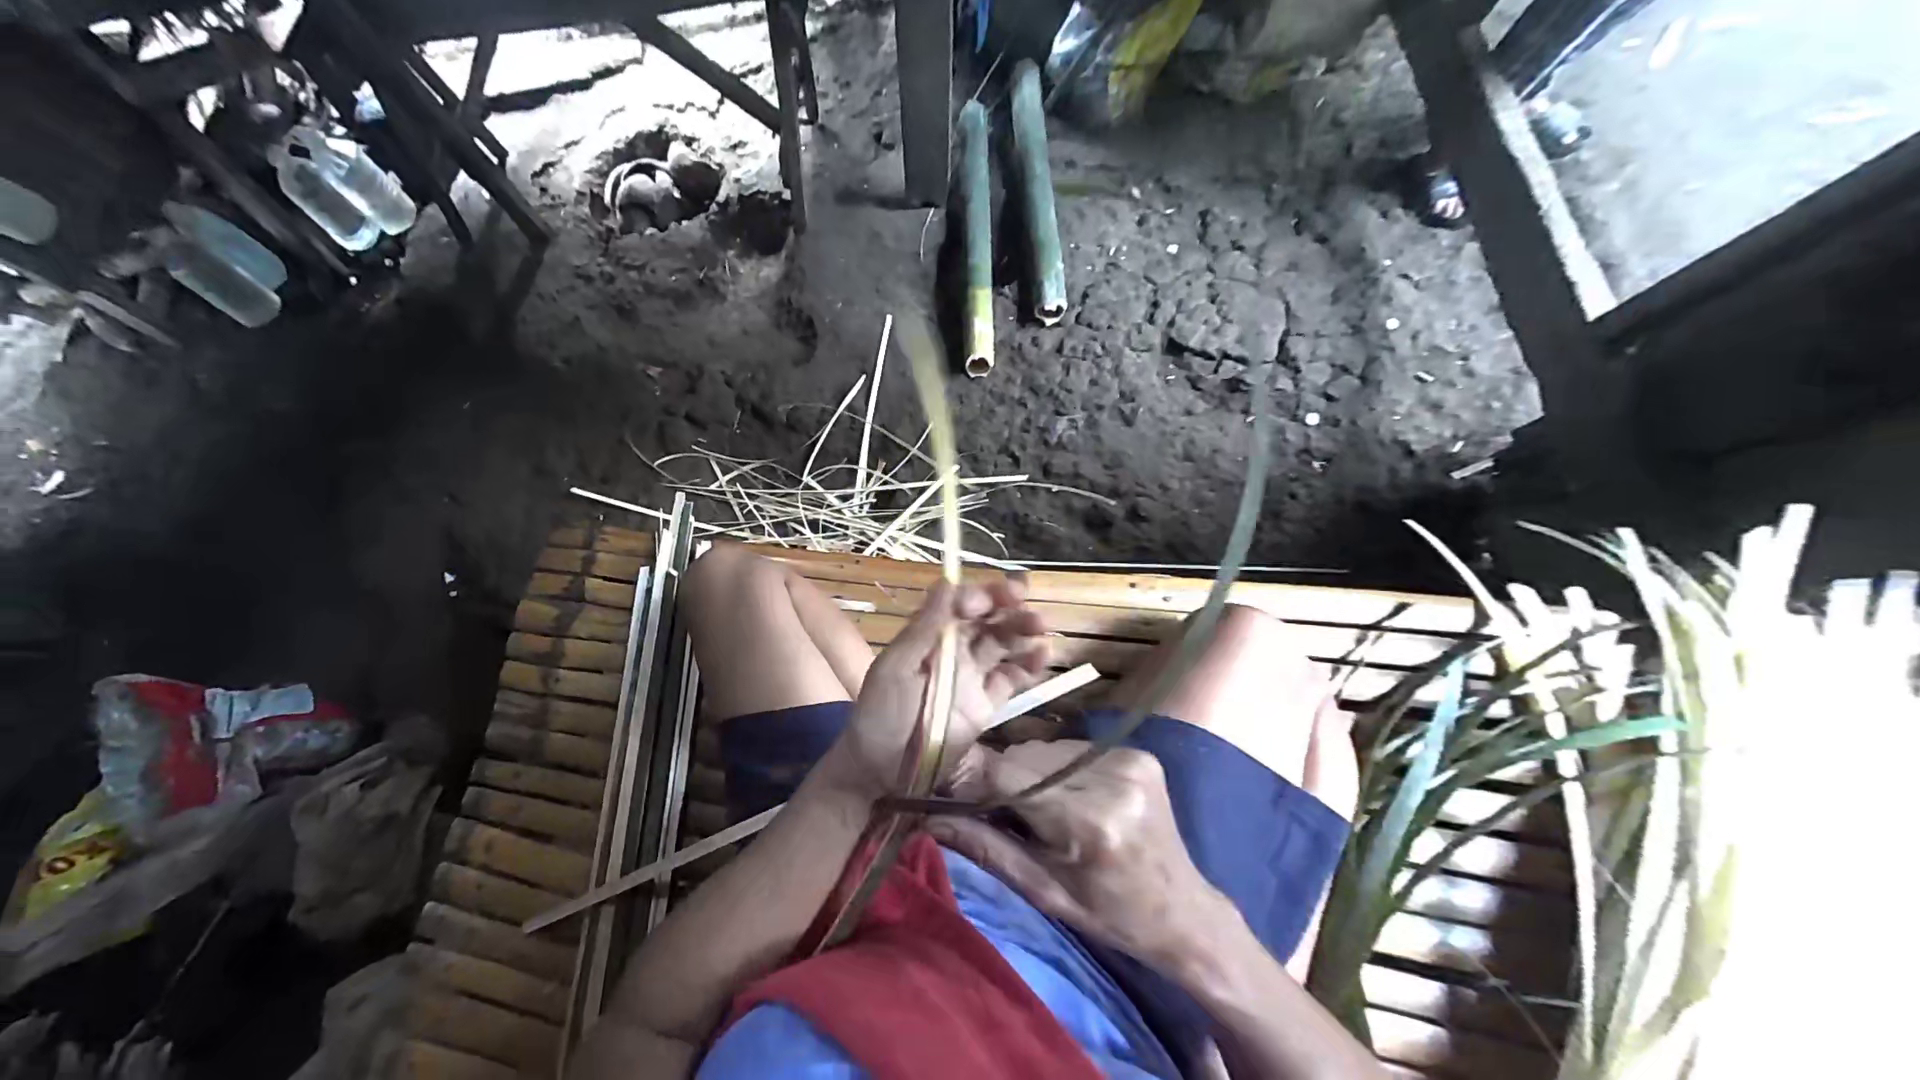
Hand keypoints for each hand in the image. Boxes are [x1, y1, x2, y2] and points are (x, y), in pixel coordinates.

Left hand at [813, 577, 1049, 802]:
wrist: (883, 772)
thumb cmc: (881, 715)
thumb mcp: (895, 668)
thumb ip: (923, 628)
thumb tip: (947, 582)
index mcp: (929, 636)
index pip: (959, 605)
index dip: (977, 597)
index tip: (989, 601)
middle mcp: (954, 649)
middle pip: (987, 619)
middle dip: (1007, 606)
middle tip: (1026, 600)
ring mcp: (972, 676)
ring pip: (1003, 644)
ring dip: (1022, 631)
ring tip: (1040, 626)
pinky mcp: (987, 703)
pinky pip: (1011, 678)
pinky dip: (1028, 665)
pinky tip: (1042, 656)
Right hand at [926, 740, 1235, 968]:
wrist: (1181, 909)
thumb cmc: (1107, 912)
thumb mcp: (1042, 890)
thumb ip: (984, 846)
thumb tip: (926, 817)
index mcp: (1089, 822)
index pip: (1007, 776)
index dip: (972, 778)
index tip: (948, 788)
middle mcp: (1112, 779)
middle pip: (1026, 757)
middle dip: (1004, 778)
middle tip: (1004, 812)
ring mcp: (1130, 759)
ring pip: (1047, 748)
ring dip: (1032, 771)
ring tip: (1045, 808)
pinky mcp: (1139, 751)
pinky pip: (1074, 747)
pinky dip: (1060, 767)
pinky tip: (1073, 794)